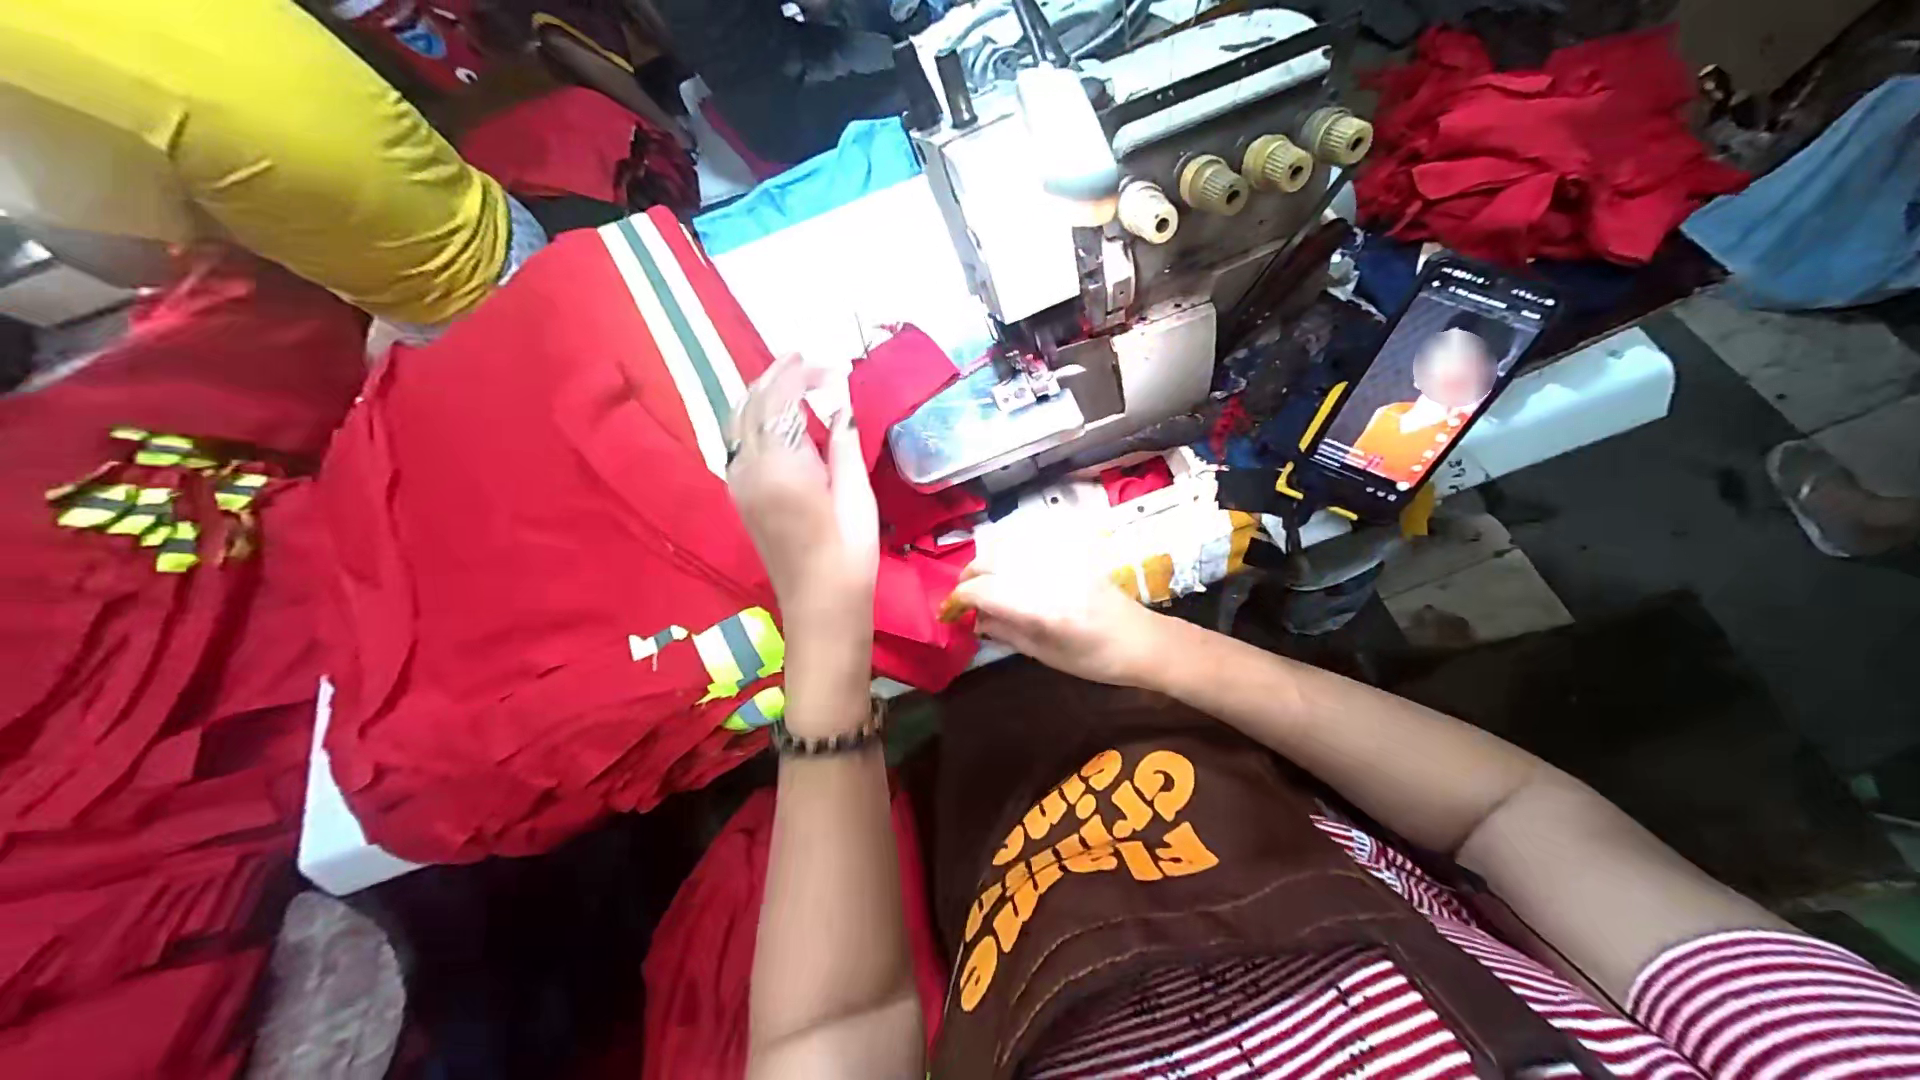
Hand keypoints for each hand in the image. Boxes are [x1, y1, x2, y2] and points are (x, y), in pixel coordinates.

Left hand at [726, 354, 877, 639]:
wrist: (820, 606)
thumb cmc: (849, 554)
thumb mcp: (856, 496)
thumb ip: (842, 445)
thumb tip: (840, 408)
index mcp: (781, 466)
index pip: (780, 399)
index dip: (800, 374)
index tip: (825, 365)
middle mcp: (750, 468)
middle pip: (753, 405)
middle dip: (778, 377)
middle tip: (807, 363)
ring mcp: (739, 483)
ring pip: (739, 422)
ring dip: (762, 395)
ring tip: (792, 382)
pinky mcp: (740, 496)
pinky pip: (738, 442)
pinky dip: (754, 420)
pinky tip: (777, 420)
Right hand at [942, 561, 1167, 686]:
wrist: (1143, 640)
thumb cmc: (1095, 660)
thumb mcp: (1045, 655)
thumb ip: (1005, 632)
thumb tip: (973, 620)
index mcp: (1042, 609)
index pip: (983, 590)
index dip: (958, 599)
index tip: (949, 612)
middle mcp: (1047, 577)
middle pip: (989, 562)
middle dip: (967, 578)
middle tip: (962, 599)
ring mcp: (1060, 560)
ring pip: (1005, 547)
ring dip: (985, 564)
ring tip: (982, 585)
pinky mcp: (1070, 552)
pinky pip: (1027, 544)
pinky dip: (1007, 555)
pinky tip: (1007, 571)